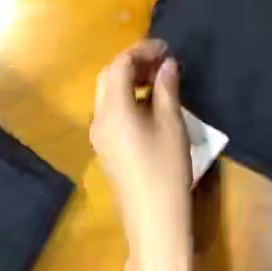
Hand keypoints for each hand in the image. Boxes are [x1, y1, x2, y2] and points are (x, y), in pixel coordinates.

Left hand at [92, 40, 191, 270]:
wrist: (155, 222)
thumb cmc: (166, 169)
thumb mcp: (171, 123)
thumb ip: (167, 88)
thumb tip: (167, 64)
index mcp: (113, 109)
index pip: (120, 65)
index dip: (142, 51)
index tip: (167, 48)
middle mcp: (99, 119)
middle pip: (108, 76)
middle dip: (133, 62)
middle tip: (163, 60)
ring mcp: (100, 135)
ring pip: (108, 93)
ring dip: (131, 79)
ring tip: (161, 77)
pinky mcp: (106, 148)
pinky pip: (112, 110)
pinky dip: (129, 96)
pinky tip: (152, 102)